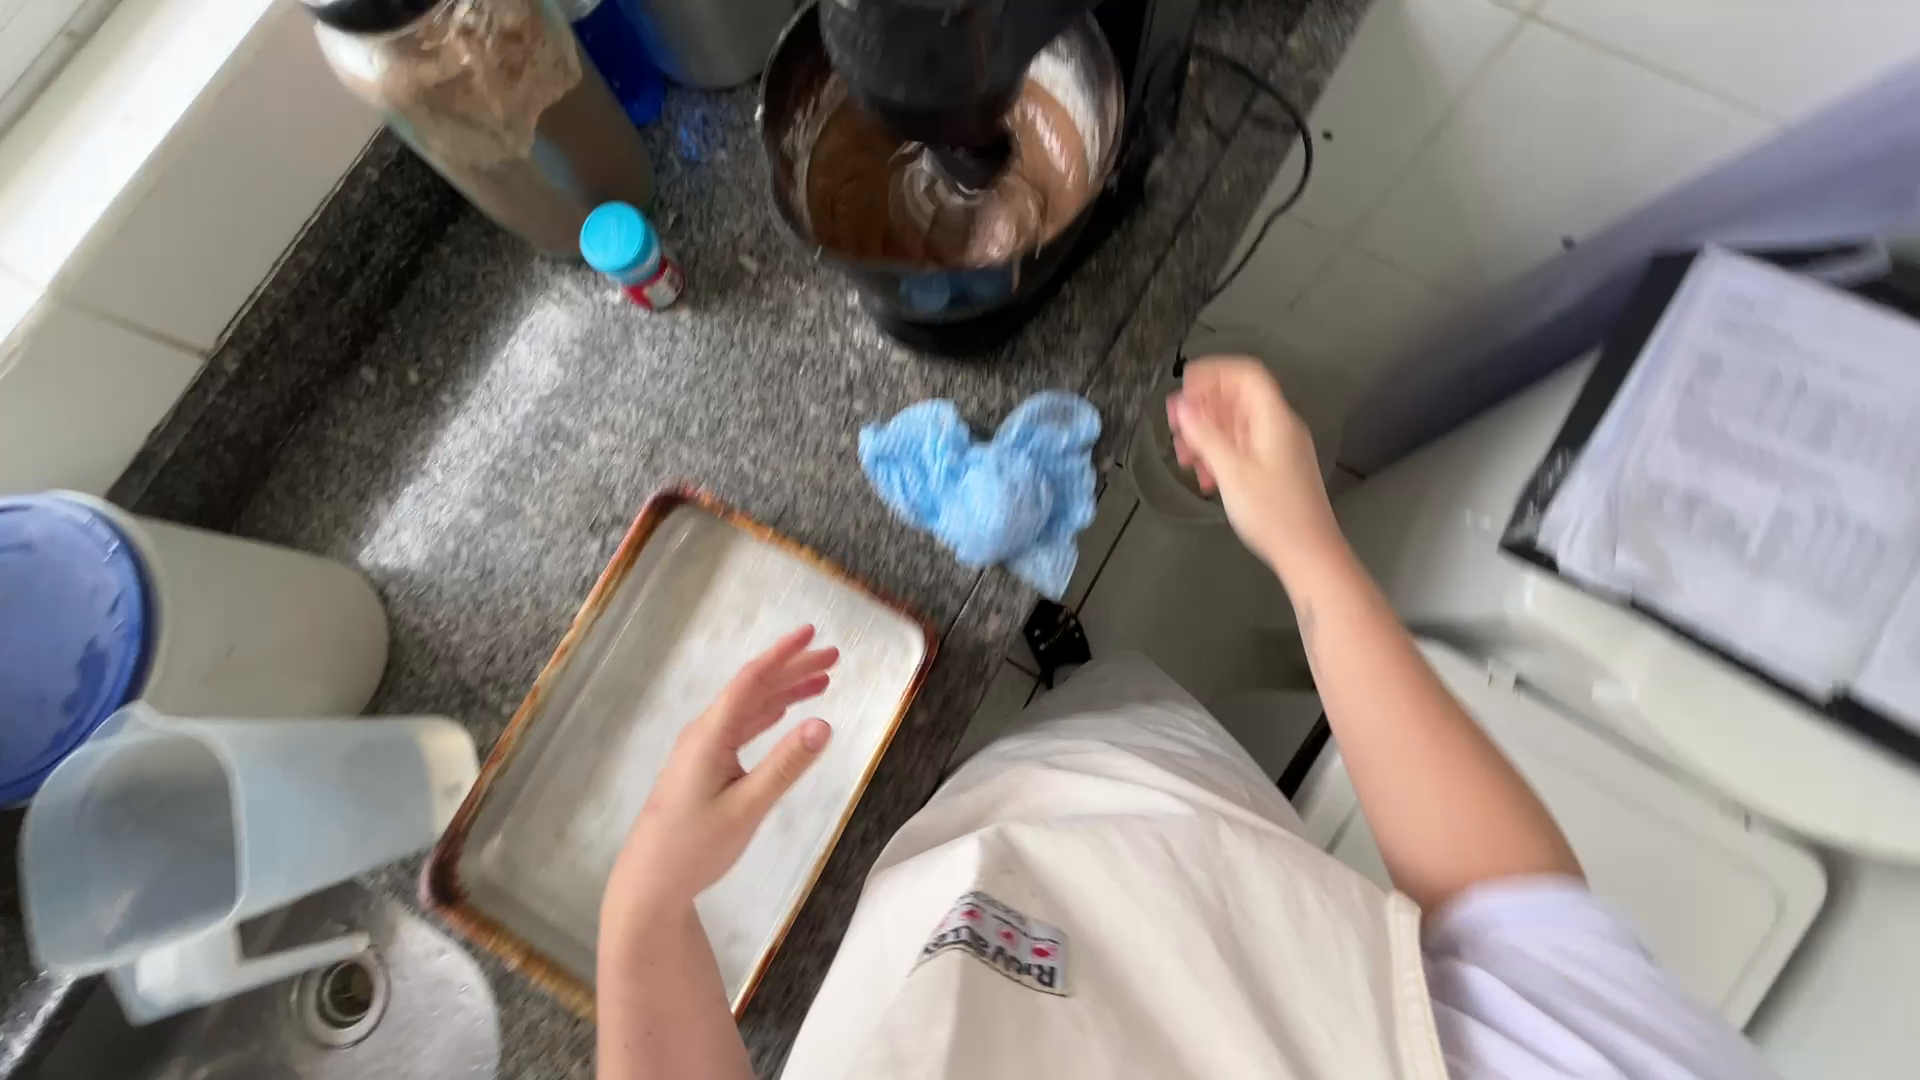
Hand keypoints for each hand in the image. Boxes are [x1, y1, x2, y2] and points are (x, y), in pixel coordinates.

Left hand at [603, 627, 837, 926]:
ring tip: (822, 680)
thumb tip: (825, 724)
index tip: (812, 632)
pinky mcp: (704, 767)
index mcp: (711, 734)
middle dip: (793, 668)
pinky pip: (742, 726)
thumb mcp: (747, 807)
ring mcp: (703, 750)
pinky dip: (769, 713)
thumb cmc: (695, 847)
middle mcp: (705, 733)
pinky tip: (784, 712)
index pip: (751, 680)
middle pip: (754, 688)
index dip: (783, 653)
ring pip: (750, 707)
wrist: (648, 887)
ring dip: (785, 691)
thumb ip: (786, 765)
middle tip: (834, 656)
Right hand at [1167, 355, 1342, 573]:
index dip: (1213, 372)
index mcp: (1274, 420)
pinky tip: (1203, 474)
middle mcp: (1278, 427)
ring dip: (1206, 433)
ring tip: (1184, 455)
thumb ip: (1205, 435)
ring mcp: (1277, 448)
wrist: (1307, 552)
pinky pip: (1242, 446)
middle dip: (1203, 407)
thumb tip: (1182, 406)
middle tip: (1174, 425)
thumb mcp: (1232, 472)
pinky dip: (1219, 452)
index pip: (1245, 374)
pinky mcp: (1274, 467)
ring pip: (1236, 425)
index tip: (1183, 385)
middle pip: (1238, 399)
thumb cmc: (1272, 513)